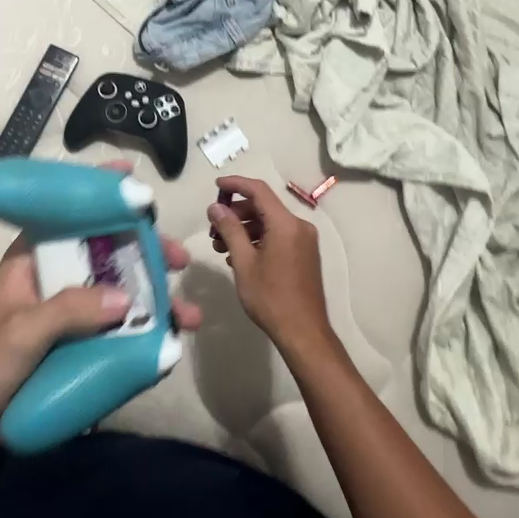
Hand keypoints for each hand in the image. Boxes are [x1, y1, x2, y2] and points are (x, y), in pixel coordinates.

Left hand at [0, 174, 203, 428]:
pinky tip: (171, 342)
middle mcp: (59, 277)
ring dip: (158, 298)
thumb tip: (126, 298)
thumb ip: (68, 311)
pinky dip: (150, 331)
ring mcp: (74, 312)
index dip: (100, 192)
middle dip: (148, 250)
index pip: (69, 213)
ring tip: (188, 317)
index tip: (132, 177)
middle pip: (110, 250)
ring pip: (124, 291)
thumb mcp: (21, 332)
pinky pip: (123, 329)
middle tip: (178, 259)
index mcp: (35, 258)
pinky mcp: (85, 345)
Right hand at [207, 176, 331, 352]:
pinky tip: (240, 256)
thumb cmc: (270, 298)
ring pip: (270, 222)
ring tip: (222, 247)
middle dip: (236, 213)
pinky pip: (278, 236)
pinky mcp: (305, 254)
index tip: (215, 186)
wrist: (303, 333)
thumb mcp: (243, 262)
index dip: (235, 184)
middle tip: (213, 228)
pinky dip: (258, 239)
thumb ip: (229, 230)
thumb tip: (216, 208)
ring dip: (245, 228)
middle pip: (264, 206)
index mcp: (286, 224)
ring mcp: (304, 241)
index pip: (258, 190)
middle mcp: (299, 226)